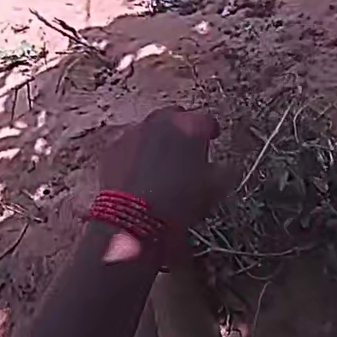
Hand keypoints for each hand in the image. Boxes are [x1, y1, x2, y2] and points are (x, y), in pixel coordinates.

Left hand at [99, 106, 225, 227]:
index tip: (212, 140)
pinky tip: (140, 173)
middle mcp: (160, 121)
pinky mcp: (113, 149)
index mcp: (190, 126)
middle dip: (182, 130)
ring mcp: (133, 132)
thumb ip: (224, 170)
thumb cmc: (182, 201)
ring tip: (161, 164)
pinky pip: (130, 146)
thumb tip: (223, 166)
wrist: (136, 219)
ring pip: (150, 130)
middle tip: (185, 151)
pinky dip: (136, 154)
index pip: (206, 120)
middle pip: (175, 116)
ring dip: (158, 141)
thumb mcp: (216, 189)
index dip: (211, 131)